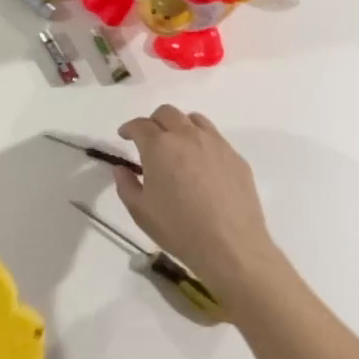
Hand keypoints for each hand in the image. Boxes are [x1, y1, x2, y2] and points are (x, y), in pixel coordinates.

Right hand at [114, 105, 280, 284]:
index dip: (129, 128)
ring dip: (179, 126)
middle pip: (167, 113)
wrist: (230, 245)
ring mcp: (216, 144)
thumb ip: (126, 185)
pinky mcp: (236, 157)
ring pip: (194, 120)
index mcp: (159, 147)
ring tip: (176, 146)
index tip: (124, 136)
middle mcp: (187, 136)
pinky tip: (201, 164)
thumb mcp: (140, 211)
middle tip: (148, 140)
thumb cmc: (178, 229)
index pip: (140, 125)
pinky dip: (201, 141)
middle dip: (153, 122)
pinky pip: (215, 138)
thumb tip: (122, 169)